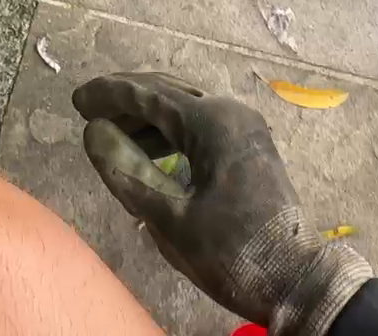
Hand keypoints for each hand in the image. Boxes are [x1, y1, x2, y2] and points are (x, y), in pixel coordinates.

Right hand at [72, 73, 372, 335]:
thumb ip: (128, 171)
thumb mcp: (170, 218)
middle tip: (87, 108)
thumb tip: (93, 132)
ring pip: (182, 109)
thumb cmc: (232, 252)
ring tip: (110, 132)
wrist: (300, 284)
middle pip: (167, 93)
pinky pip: (197, 126)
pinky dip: (168, 133)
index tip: (77, 99)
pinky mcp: (246, 146)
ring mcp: (242, 127)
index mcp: (213, 121)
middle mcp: (229, 112)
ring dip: (145, 118)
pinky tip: (147, 150)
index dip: (109, 95)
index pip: (150, 95)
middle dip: (125, 100)